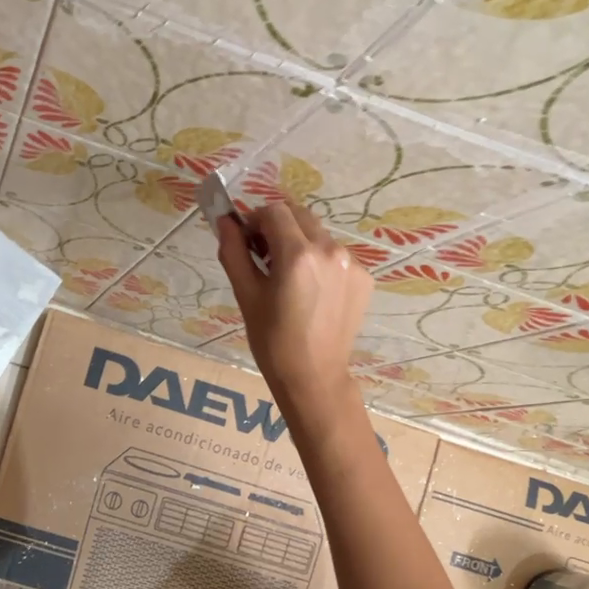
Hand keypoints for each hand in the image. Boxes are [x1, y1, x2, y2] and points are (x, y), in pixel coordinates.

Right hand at [216, 202, 372, 425]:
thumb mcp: (246, 296)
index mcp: (298, 255)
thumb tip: (225, 222)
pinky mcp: (363, 277)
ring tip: (285, 278)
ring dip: (298, 242)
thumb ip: (234, 253)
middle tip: (261, 255)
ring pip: (319, 235)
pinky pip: (335, 256)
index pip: (274, 212)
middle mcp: (330, 250)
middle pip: (300, 216)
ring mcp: (352, 263)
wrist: (313, 376)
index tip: (244, 239)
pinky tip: (308, 292)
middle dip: (277, 226)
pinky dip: (317, 262)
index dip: (254, 219)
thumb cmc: (271, 341)